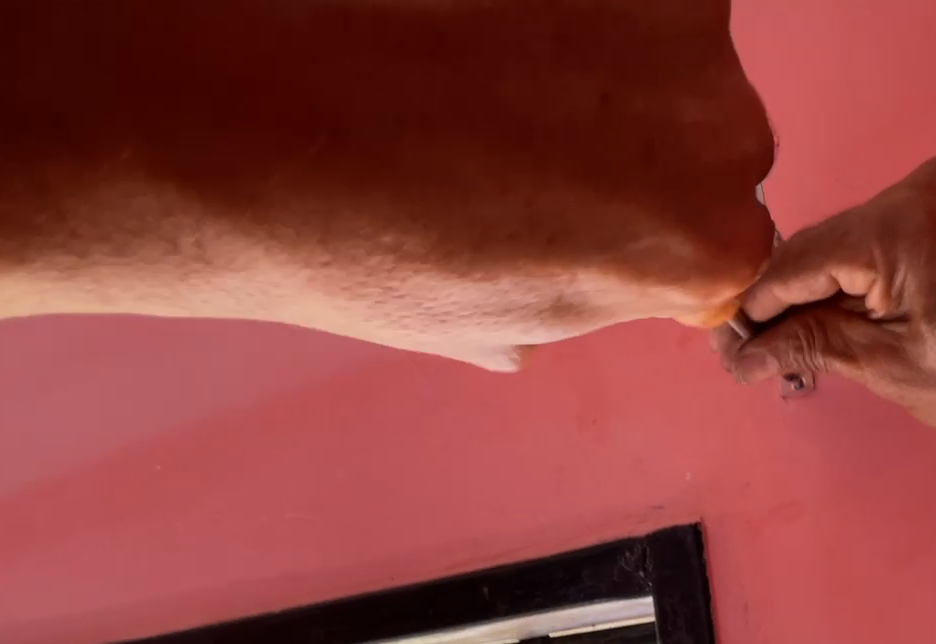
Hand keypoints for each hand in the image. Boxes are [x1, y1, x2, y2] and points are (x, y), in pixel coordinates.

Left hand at [0, 0, 774, 370]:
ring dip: (603, 62)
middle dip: (641, 151)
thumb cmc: (356, 250)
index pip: (730, 245)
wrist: (205, 114)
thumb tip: (611, 261)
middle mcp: (720, 127)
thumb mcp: (503, 320)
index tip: (596, 224)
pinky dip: (561, 7)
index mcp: (704, 248)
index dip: (659, 238)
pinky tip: (470, 28)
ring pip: (668, 47)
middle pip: (715, 141)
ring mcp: (667, 4)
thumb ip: (601, 290)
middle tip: (530, 148)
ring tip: (483, 74)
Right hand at [716, 155, 935, 464]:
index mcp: (905, 219)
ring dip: (826, 299)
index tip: (727, 352)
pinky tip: (851, 328)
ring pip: (856, 248)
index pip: (797, 259)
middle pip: (825, 249)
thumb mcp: (891, 368)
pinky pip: (893, 245)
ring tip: (801, 356)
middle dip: (788, 306)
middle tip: (759, 363)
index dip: (752, 308)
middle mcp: (928, 185)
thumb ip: (810, 344)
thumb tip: (741, 354)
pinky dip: (867, 286)